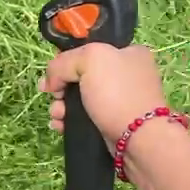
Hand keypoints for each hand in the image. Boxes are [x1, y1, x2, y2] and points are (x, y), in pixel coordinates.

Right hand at [38, 43, 166, 143]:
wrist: (138, 138)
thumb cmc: (117, 93)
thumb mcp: (90, 59)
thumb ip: (64, 62)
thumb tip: (51, 82)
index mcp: (128, 53)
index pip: (88, 50)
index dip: (66, 61)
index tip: (52, 75)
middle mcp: (125, 74)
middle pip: (79, 75)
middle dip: (60, 88)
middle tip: (53, 96)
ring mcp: (119, 100)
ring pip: (78, 98)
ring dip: (60, 106)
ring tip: (58, 116)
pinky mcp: (111, 122)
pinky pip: (82, 117)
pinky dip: (68, 121)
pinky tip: (60, 125)